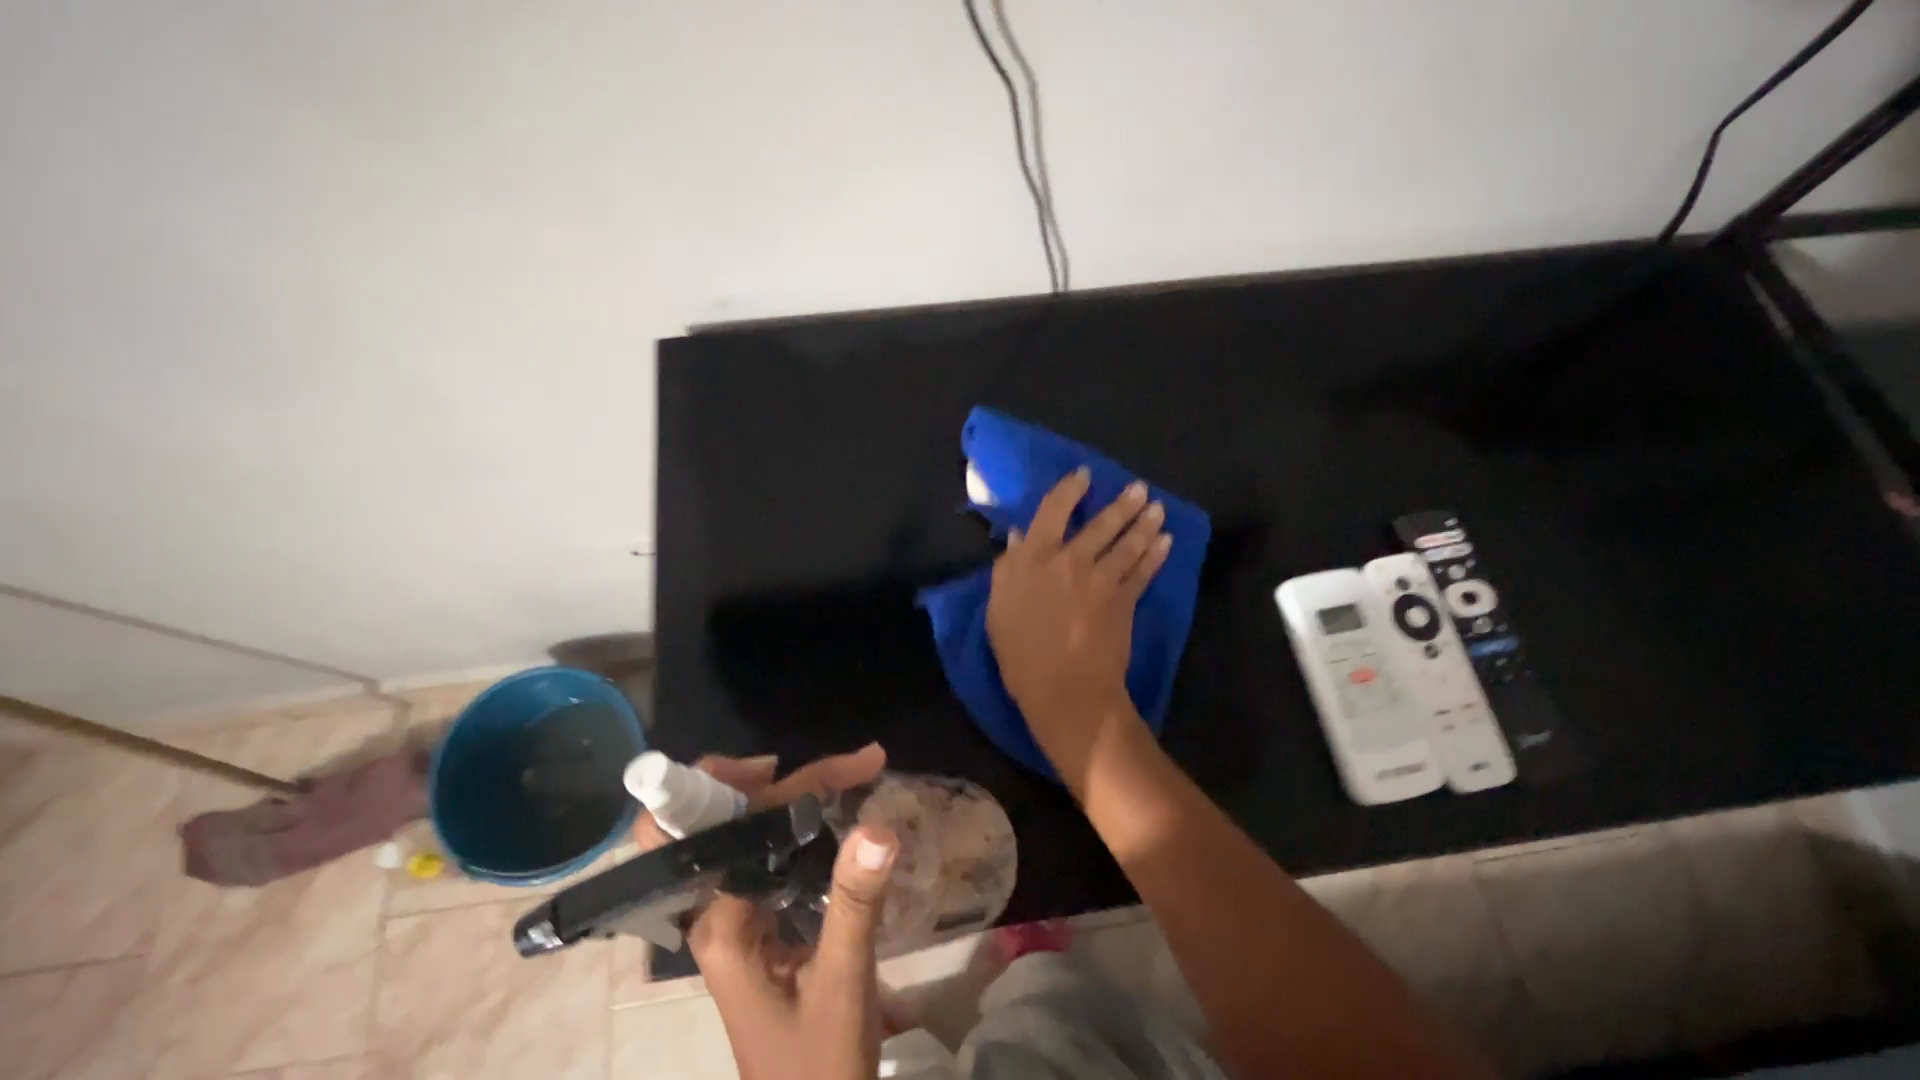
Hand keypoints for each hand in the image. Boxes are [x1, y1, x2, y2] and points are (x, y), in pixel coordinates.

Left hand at [631, 745, 894, 1079]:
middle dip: (754, 779)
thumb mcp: (844, 986)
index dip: (788, 786)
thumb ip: (855, 906)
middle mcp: (710, 914)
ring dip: (771, 797)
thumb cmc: (820, 1067)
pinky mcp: (750, 929)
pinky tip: (826, 819)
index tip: (849, 766)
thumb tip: (878, 826)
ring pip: (727, 836)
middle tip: (835, 769)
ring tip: (839, 778)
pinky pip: (753, 858)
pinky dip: (785, 826)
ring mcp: (727, 921)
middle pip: (703, 822)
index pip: (739, 829)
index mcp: (718, 925)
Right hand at [986, 468, 1171, 773]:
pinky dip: (1156, 555)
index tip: (1084, 476)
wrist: (1065, 689)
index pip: (1053, 511)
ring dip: (1145, 524)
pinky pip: (1144, 571)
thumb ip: (1009, 569)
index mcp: (1034, 558)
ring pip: (1128, 543)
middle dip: (1123, 504)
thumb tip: (1018, 536)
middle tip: (1140, 489)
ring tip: (1158, 509)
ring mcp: (1102, 579)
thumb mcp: (999, 610)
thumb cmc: (1021, 654)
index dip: (1070, 489)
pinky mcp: (1125, 600)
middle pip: (1100, 524)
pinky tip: (1166, 543)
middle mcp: (1070, 559)